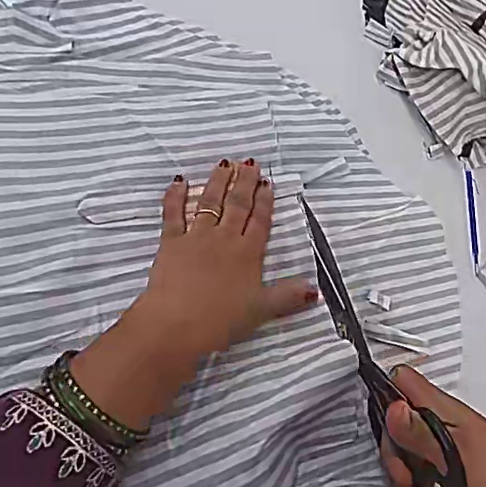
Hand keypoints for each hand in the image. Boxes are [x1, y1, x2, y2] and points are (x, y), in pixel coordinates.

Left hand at [72, 159, 315, 430]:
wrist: (176, 323)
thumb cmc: (221, 319)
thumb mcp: (261, 310)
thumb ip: (287, 297)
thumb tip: (315, 291)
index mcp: (248, 253)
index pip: (260, 221)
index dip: (265, 201)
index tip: (268, 184)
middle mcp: (225, 239)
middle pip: (238, 205)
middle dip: (245, 182)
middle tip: (250, 163)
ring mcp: (197, 237)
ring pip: (210, 202)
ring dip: (218, 182)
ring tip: (224, 164)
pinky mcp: (171, 242)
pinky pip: (173, 213)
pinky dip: (176, 196)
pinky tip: (180, 182)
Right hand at [382, 367, 485, 486]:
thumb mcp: (453, 456)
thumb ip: (419, 433)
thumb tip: (392, 408)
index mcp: (442, 407)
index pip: (400, 381)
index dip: (385, 400)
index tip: (384, 431)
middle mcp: (442, 416)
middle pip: (398, 419)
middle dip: (394, 451)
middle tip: (404, 478)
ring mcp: (447, 435)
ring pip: (408, 443)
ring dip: (404, 471)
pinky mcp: (451, 455)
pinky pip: (421, 460)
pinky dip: (416, 479)